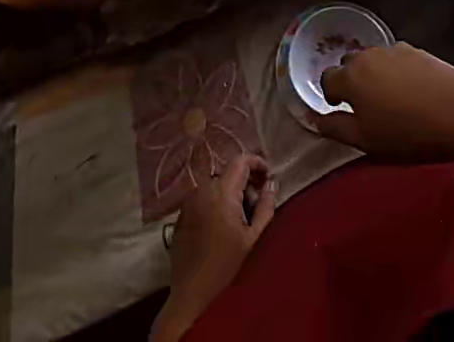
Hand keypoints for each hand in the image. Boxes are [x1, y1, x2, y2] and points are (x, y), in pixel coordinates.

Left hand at [152, 155, 276, 341]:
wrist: (190, 294)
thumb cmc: (225, 266)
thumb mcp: (252, 237)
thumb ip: (265, 206)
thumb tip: (272, 183)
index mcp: (221, 192)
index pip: (240, 160)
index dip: (257, 163)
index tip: (267, 177)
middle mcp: (202, 190)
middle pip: (228, 172)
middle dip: (245, 181)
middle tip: (256, 203)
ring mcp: (189, 201)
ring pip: (216, 184)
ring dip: (230, 191)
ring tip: (240, 216)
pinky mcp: (181, 214)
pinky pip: (203, 196)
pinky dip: (215, 201)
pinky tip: (221, 224)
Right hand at [316, 43, 453, 159]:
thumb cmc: (407, 132)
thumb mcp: (365, 140)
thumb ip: (335, 128)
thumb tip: (314, 119)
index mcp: (349, 76)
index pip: (327, 78)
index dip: (331, 94)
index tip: (341, 110)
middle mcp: (367, 56)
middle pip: (349, 63)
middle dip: (351, 80)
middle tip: (364, 104)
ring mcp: (394, 49)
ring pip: (373, 60)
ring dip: (374, 73)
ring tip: (389, 98)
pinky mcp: (417, 50)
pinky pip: (395, 59)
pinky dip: (395, 70)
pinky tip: (410, 90)